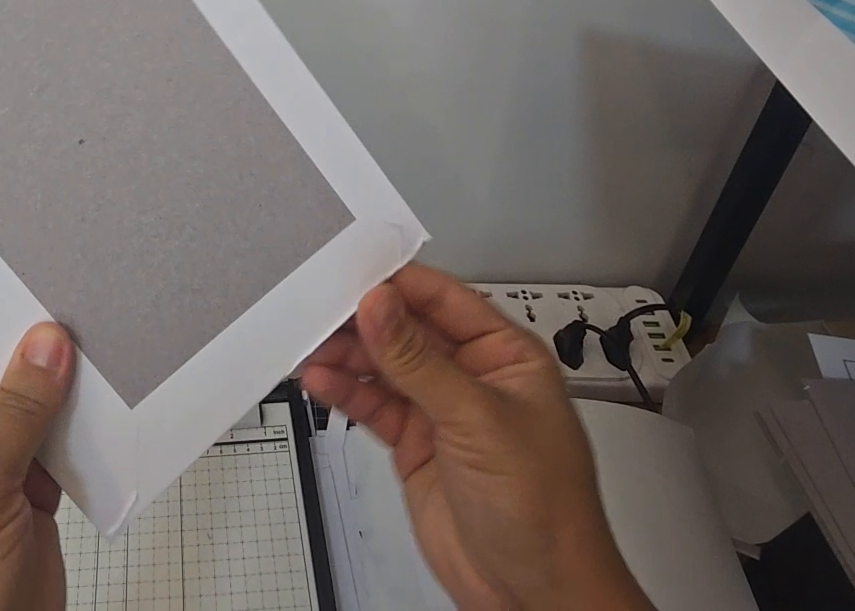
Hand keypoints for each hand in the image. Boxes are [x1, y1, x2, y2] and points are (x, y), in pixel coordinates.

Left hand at [0, 292, 73, 610]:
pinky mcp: (20, 479)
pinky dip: (73, 407)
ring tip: (86, 313)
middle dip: (8, 320)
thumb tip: (47, 344)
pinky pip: (49, 424)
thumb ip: (12, 415)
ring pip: (17, 387)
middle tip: (50, 272)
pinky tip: (98, 378)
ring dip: (49, 364)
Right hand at [299, 265, 653, 610]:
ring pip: (382, 364)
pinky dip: (344, 391)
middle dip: (362, 320)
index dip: (396, 284)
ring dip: (345, 355)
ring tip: (310, 347)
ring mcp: (439, 407)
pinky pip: (371, 402)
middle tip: (318, 310)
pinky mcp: (413, 439)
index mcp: (503, 353)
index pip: (441, 299)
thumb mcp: (477, 420)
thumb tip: (379, 305)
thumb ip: (418, 361)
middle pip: (404, 329)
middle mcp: (469, 373)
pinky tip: (320, 381)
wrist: (535, 597)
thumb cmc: (545, 510)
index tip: (351, 275)